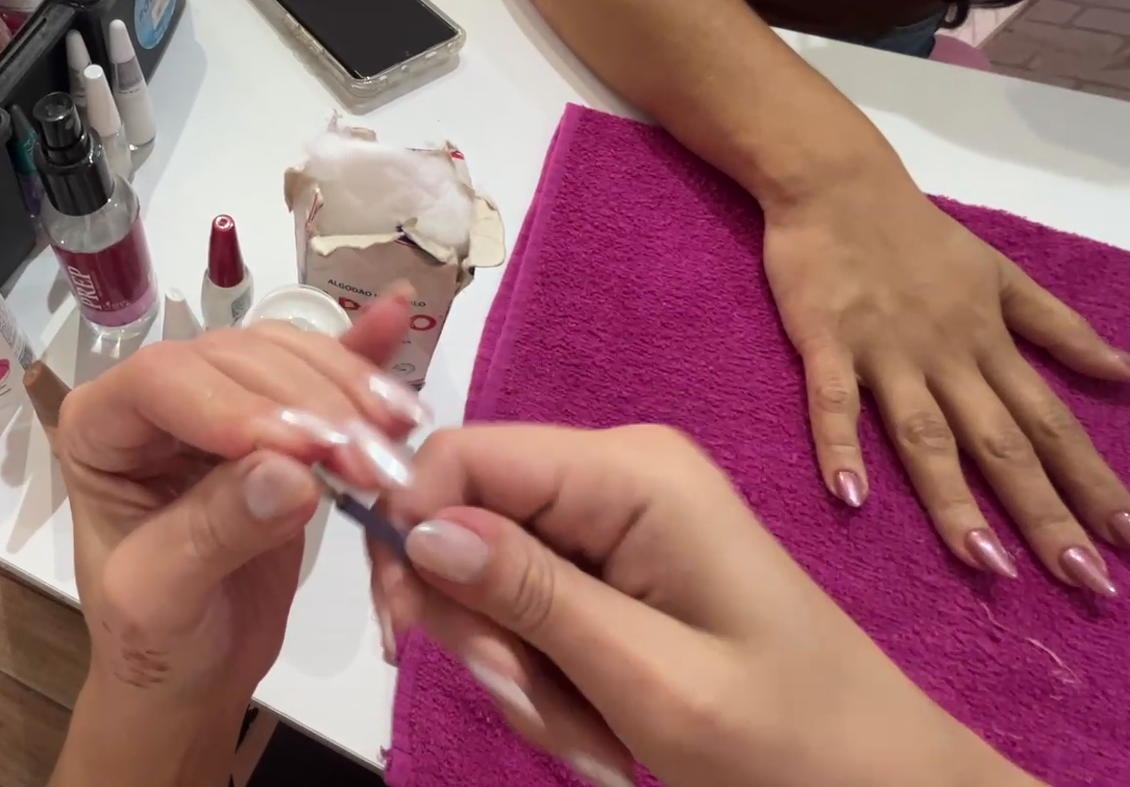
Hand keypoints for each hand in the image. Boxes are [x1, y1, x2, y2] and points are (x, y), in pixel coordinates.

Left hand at [49, 299, 418, 786]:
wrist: (191, 668)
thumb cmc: (152, 640)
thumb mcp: (159, 598)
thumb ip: (214, 531)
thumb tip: (295, 475)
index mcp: (99, 425)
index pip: (161, 380)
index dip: (234, 403)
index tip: (305, 452)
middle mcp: (155, 396)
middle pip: (232, 358)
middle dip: (309, 402)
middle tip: (372, 459)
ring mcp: (216, 398)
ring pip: (280, 354)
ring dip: (345, 387)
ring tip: (397, 432)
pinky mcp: (271, 415)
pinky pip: (311, 371)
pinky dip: (355, 354)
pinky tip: (394, 318)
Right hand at [377, 424, 1043, 786]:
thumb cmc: (801, 751)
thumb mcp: (654, 681)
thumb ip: (529, 594)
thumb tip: (417, 530)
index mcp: (627, 470)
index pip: (462, 454)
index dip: (410, 523)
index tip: (405, 627)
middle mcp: (606, 468)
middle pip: (467, 513)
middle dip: (476, 617)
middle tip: (524, 700)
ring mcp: (605, 509)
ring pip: (483, 563)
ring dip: (508, 656)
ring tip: (582, 734)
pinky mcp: (603, 551)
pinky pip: (518, 591)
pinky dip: (532, 662)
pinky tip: (589, 718)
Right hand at [764, 169, 1128, 592]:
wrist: (836, 191)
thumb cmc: (909, 232)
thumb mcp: (998, 271)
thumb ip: (1053, 325)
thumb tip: (1124, 376)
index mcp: (988, 342)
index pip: (1051, 425)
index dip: (1093, 485)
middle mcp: (947, 357)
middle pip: (1001, 445)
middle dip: (1045, 514)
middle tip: (1085, 585)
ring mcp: (882, 352)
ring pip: (926, 436)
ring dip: (955, 501)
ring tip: (985, 563)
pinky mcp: (823, 342)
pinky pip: (832, 402)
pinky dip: (839, 447)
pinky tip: (848, 494)